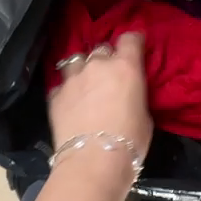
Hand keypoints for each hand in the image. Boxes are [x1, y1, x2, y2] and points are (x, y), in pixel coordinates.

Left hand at [47, 32, 153, 158]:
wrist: (93, 161)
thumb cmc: (130, 141)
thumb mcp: (145, 114)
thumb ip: (135, 95)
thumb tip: (128, 94)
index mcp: (125, 67)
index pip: (130, 39)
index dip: (133, 41)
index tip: (136, 46)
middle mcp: (98, 66)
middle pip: (102, 49)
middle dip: (107, 58)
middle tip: (110, 74)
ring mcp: (73, 79)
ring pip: (77, 61)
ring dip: (84, 68)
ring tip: (86, 83)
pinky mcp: (55, 95)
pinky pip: (62, 84)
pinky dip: (68, 89)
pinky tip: (71, 101)